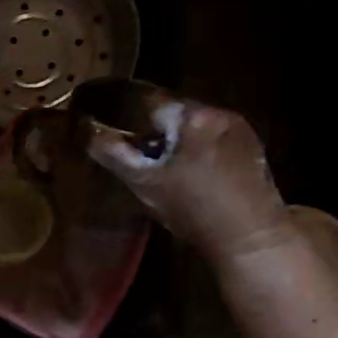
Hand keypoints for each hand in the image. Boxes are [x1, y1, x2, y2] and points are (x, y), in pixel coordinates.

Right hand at [83, 97, 289, 261]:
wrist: (250, 239)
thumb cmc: (192, 207)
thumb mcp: (142, 182)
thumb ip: (112, 152)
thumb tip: (85, 128)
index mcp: (194, 115)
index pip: (148, 98)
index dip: (120, 106)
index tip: (101, 116)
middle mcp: (220, 113)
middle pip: (172, 112)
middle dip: (149, 127)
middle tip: (127, 147)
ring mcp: (240, 131)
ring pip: (192, 126)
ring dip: (172, 138)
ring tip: (154, 161)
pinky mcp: (252, 150)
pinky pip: (210, 139)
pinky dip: (192, 148)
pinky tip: (183, 171)